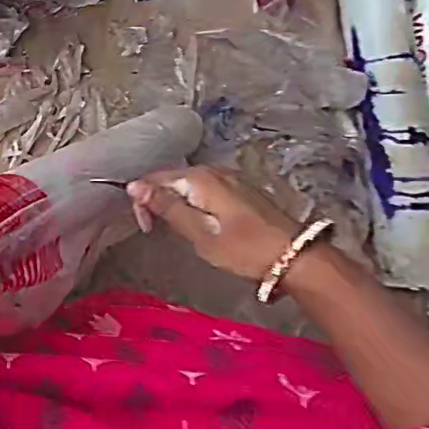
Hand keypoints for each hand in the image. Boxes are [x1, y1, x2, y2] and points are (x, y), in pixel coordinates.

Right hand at [127, 165, 303, 280]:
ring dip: (174, 202)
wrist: (295, 257)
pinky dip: (192, 202)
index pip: (155, 178)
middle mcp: (214, 170)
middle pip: (172, 178)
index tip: (146, 227)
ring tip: (174, 228)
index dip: (142, 200)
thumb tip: (134, 187)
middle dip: (156, 200)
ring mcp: (229, 178)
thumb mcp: (200, 233)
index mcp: (200, 178)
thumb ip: (167, 208)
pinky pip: (204, 189)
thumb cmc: (244, 249)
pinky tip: (196, 221)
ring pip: (188, 184)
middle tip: (155, 229)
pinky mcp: (239, 190)